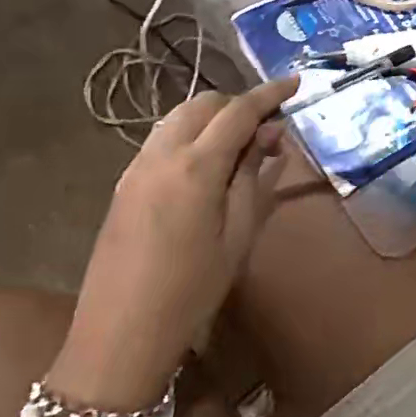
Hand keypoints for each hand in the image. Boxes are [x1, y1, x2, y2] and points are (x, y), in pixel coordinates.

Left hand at [49, 78, 298, 403]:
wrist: (120, 334)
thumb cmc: (193, 289)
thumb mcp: (238, 234)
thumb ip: (253, 177)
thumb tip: (270, 135)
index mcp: (195, 167)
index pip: (238, 112)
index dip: (269, 94)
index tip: (295, 82)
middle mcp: (160, 155)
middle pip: (203, 105)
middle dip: (238, 104)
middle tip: (269, 129)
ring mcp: (135, 167)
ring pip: (178, 118)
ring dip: (212, 118)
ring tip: (241, 146)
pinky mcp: (123, 184)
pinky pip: (162, 140)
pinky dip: (191, 136)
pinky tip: (208, 166)